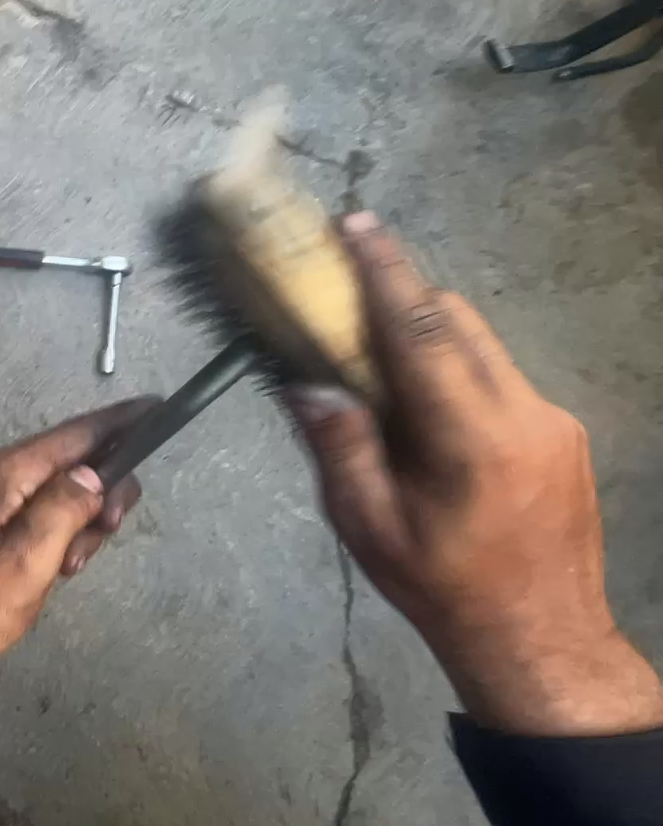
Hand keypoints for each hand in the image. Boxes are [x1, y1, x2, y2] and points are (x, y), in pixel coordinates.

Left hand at [0, 400, 152, 727]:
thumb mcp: (25, 560)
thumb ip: (63, 511)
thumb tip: (93, 473)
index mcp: (7, 474)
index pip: (75, 434)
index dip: (120, 421)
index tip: (158, 406)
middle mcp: (0, 474)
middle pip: (74, 462)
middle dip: (101, 498)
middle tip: (97, 540)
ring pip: (63, 492)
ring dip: (80, 527)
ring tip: (63, 568)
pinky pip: (44, 514)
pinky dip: (59, 538)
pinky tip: (52, 568)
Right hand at [288, 211, 662, 736]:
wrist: (540, 637)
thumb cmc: (437, 580)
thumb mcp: (364, 517)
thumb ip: (338, 442)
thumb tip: (306, 380)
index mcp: (473, 437)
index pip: (426, 333)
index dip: (387, 274)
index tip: (357, 227)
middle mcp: (525, 415)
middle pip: (460, 323)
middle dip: (399, 292)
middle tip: (339, 285)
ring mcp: (552, 422)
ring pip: (479, 345)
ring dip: (420, 331)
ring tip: (362, 349)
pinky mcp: (557, 434)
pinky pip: (491, 375)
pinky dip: (443, 365)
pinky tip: (409, 401)